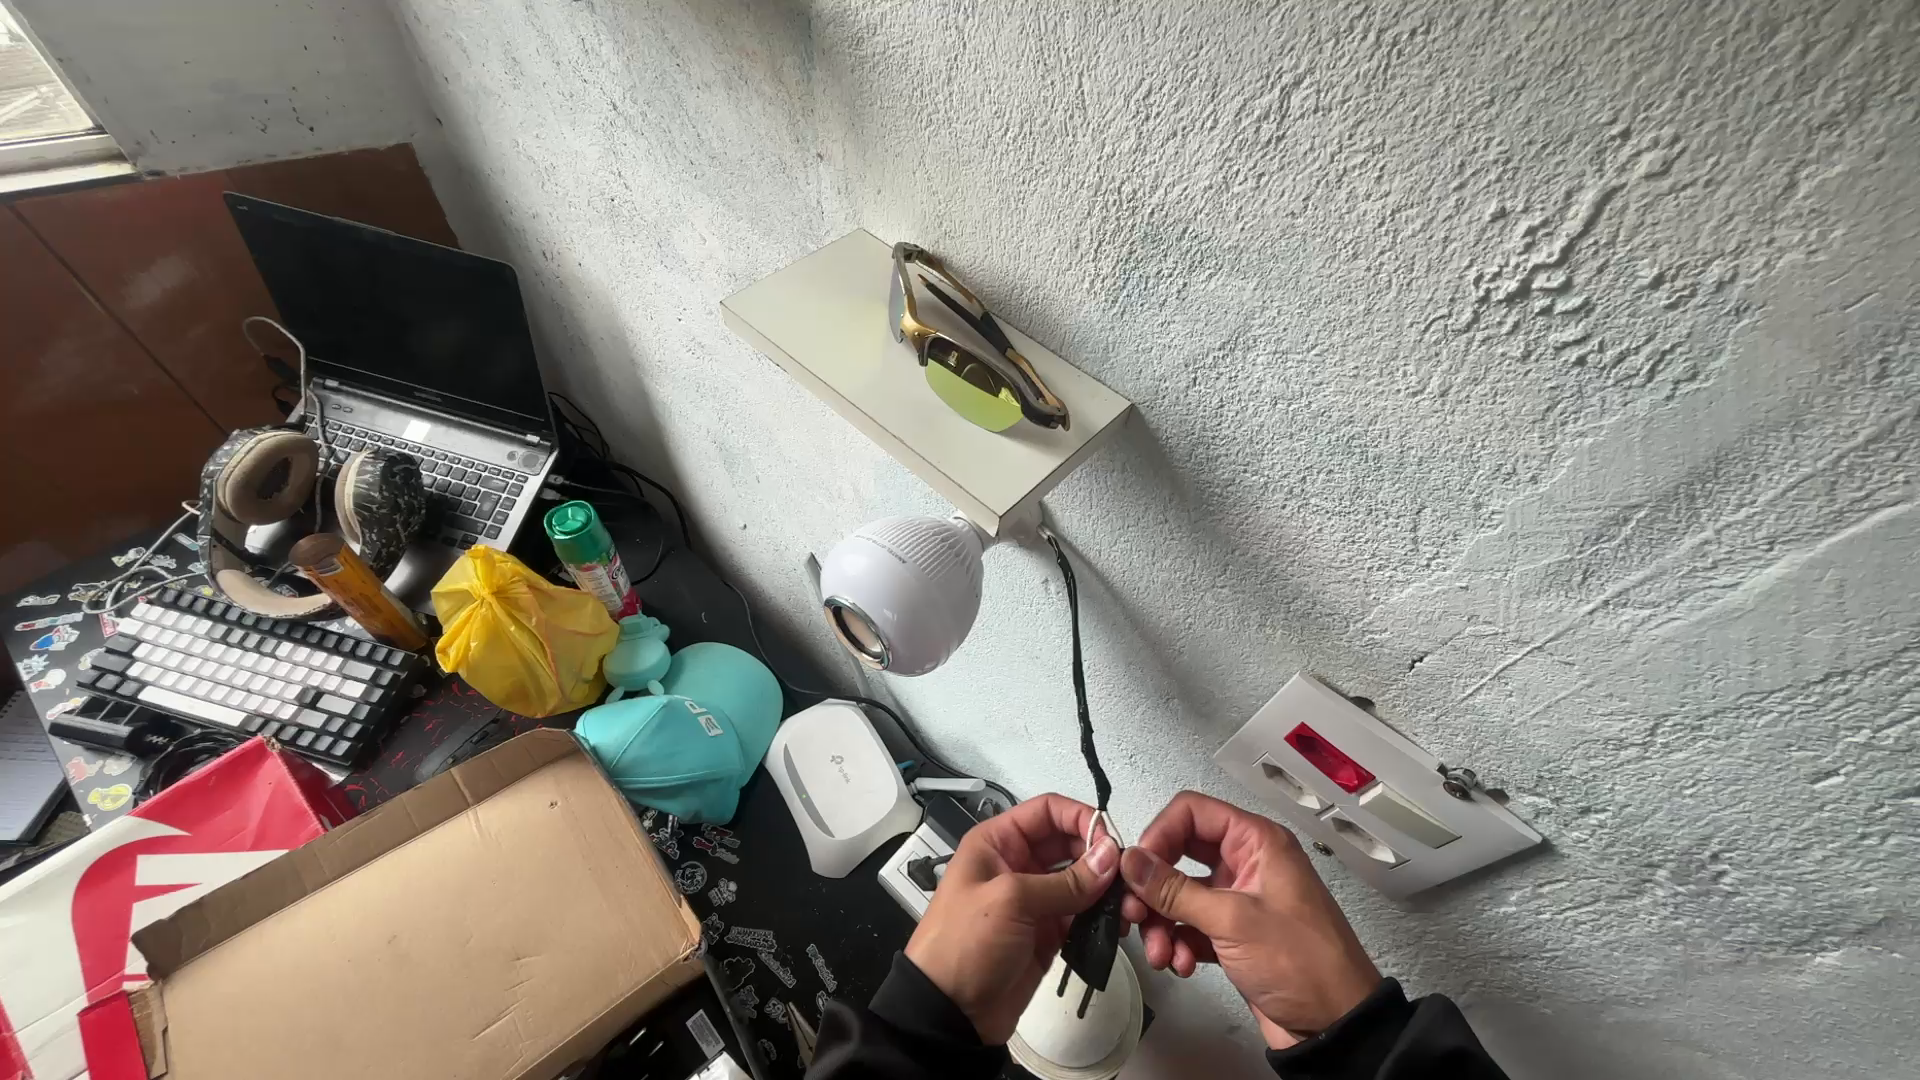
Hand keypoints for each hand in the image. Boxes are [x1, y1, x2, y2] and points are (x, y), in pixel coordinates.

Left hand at [906, 793, 1120, 1044]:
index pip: (1046, 811)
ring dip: (1105, 888)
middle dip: (1099, 856)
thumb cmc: (965, 942)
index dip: (1079, 817)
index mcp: (998, 841)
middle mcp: (1017, 863)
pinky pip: (1081, 913)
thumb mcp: (1010, 901)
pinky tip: (1119, 924)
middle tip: (1128, 877)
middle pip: (1067, 844)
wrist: (950, 1014)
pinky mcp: (1048, 932)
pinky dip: (1100, 916)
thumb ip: (1065, 881)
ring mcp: (1034, 899)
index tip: (1111, 839)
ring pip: (1080, 880)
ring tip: (1129, 905)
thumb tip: (1110, 856)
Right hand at [1118, 791, 1378, 1047]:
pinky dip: (1177, 941)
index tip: (1137, 868)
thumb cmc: (1298, 962)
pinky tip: (1180, 965)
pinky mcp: (1231, 933)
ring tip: (1159, 953)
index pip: (1192, 812)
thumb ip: (1174, 889)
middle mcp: (1244, 862)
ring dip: (1161, 921)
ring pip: (1179, 893)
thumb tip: (1128, 860)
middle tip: (1132, 912)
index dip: (1159, 834)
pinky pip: (1189, 924)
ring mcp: (1237, 898)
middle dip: (1153, 885)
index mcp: (1255, 842)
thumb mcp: (1232, 921)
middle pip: (1178, 853)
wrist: (1337, 1033)